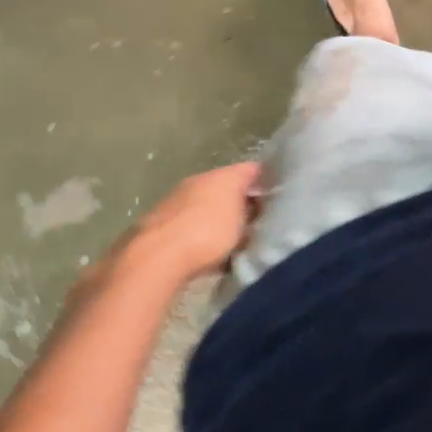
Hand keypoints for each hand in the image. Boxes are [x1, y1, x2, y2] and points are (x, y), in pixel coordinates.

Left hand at [126, 162, 262, 282]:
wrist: (150, 261)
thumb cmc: (206, 233)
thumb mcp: (244, 221)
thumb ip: (254, 208)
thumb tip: (260, 203)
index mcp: (219, 175)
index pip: (251, 170)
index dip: (268, 182)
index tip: (280, 199)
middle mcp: (194, 182)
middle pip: (225, 188)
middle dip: (240, 203)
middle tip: (257, 223)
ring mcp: (170, 204)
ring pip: (203, 208)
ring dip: (215, 220)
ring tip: (230, 243)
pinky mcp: (153, 228)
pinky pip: (185, 227)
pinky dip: (195, 236)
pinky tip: (201, 255)